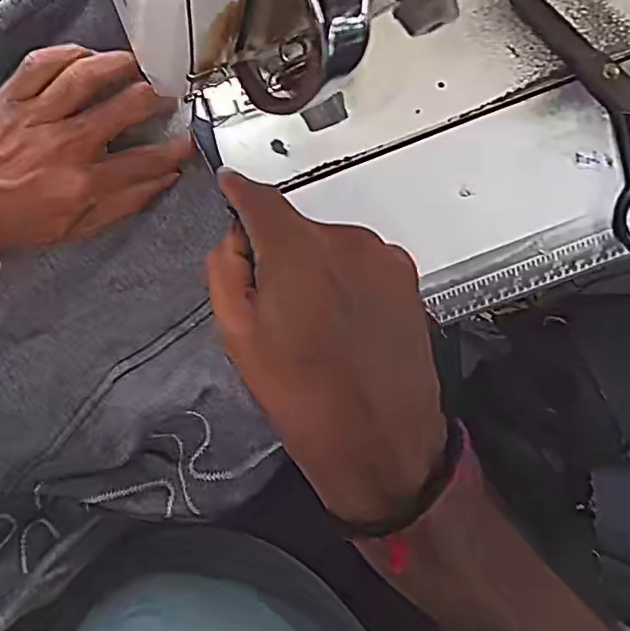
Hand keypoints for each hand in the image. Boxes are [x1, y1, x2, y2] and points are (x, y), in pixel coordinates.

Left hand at [0, 46, 190, 288]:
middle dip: (156, 96)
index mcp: (82, 182)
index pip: (146, 159)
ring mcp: (36, 117)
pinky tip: (85, 56)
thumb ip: (123, 204)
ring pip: (87, 75)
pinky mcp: (9, 100)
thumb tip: (162, 180)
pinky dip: (68, 53)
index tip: (188, 139)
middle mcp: (64, 145)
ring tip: (134, 65)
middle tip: (163, 94)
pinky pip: (42, 63)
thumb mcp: (76, 228)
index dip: (176, 148)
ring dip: (119, 64)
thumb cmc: (18, 223)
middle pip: (126, 106)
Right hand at [205, 170, 446, 526]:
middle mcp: (345, 242)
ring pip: (326, 244)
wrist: (379, 445)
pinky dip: (343, 280)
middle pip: (293, 224)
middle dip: (276, 249)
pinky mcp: (405, 278)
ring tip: (313, 323)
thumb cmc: (307, 396)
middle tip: (273, 303)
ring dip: (312, 266)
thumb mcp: (237, 333)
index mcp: (297, 250)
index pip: (258, 196)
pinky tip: (340, 324)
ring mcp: (381, 258)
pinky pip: (357, 261)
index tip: (229, 186)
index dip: (236, 190)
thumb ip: (224, 269)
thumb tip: (233, 238)